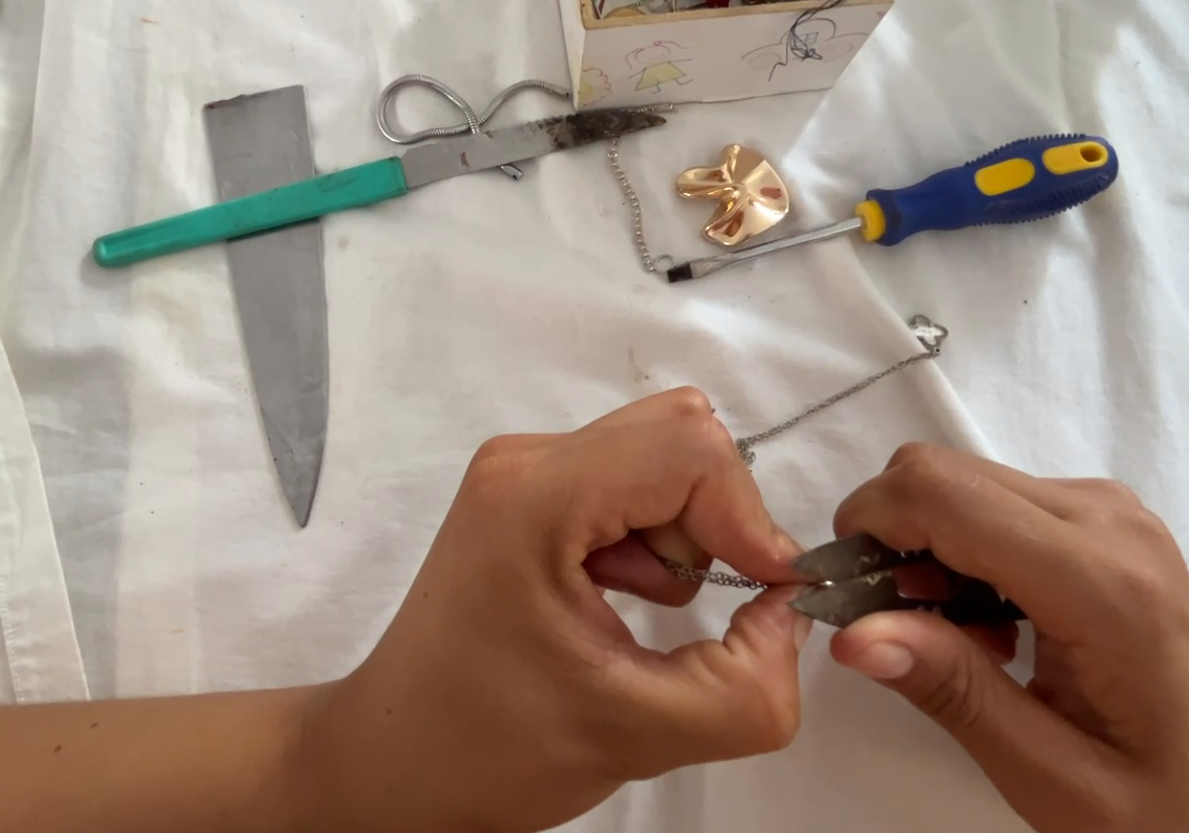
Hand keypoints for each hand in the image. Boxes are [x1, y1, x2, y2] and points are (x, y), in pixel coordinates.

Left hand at [295, 388, 812, 832]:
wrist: (398, 753)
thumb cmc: (493, 749)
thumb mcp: (639, 734)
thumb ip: (747, 684)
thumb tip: (790, 604)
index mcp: (536, 498)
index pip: (686, 448)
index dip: (745, 515)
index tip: (765, 590)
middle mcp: (525, 457)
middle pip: (676, 434)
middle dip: (712, 518)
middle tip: (686, 602)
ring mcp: (521, 464)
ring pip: (658, 451)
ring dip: (677, 529)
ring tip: (629, 605)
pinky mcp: (528, 484)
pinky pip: (628, 473)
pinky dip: (649, 529)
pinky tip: (609, 589)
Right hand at [827, 444, 1188, 832]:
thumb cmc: (1166, 807)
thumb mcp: (1054, 781)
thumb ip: (953, 693)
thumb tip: (850, 633)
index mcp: (1102, 584)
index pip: (943, 496)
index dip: (870, 524)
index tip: (847, 591)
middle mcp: (1103, 515)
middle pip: (936, 471)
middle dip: (888, 535)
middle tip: (898, 621)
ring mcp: (1102, 502)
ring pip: (950, 476)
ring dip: (918, 542)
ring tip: (951, 629)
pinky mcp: (1091, 505)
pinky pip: (980, 490)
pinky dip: (950, 540)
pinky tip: (983, 610)